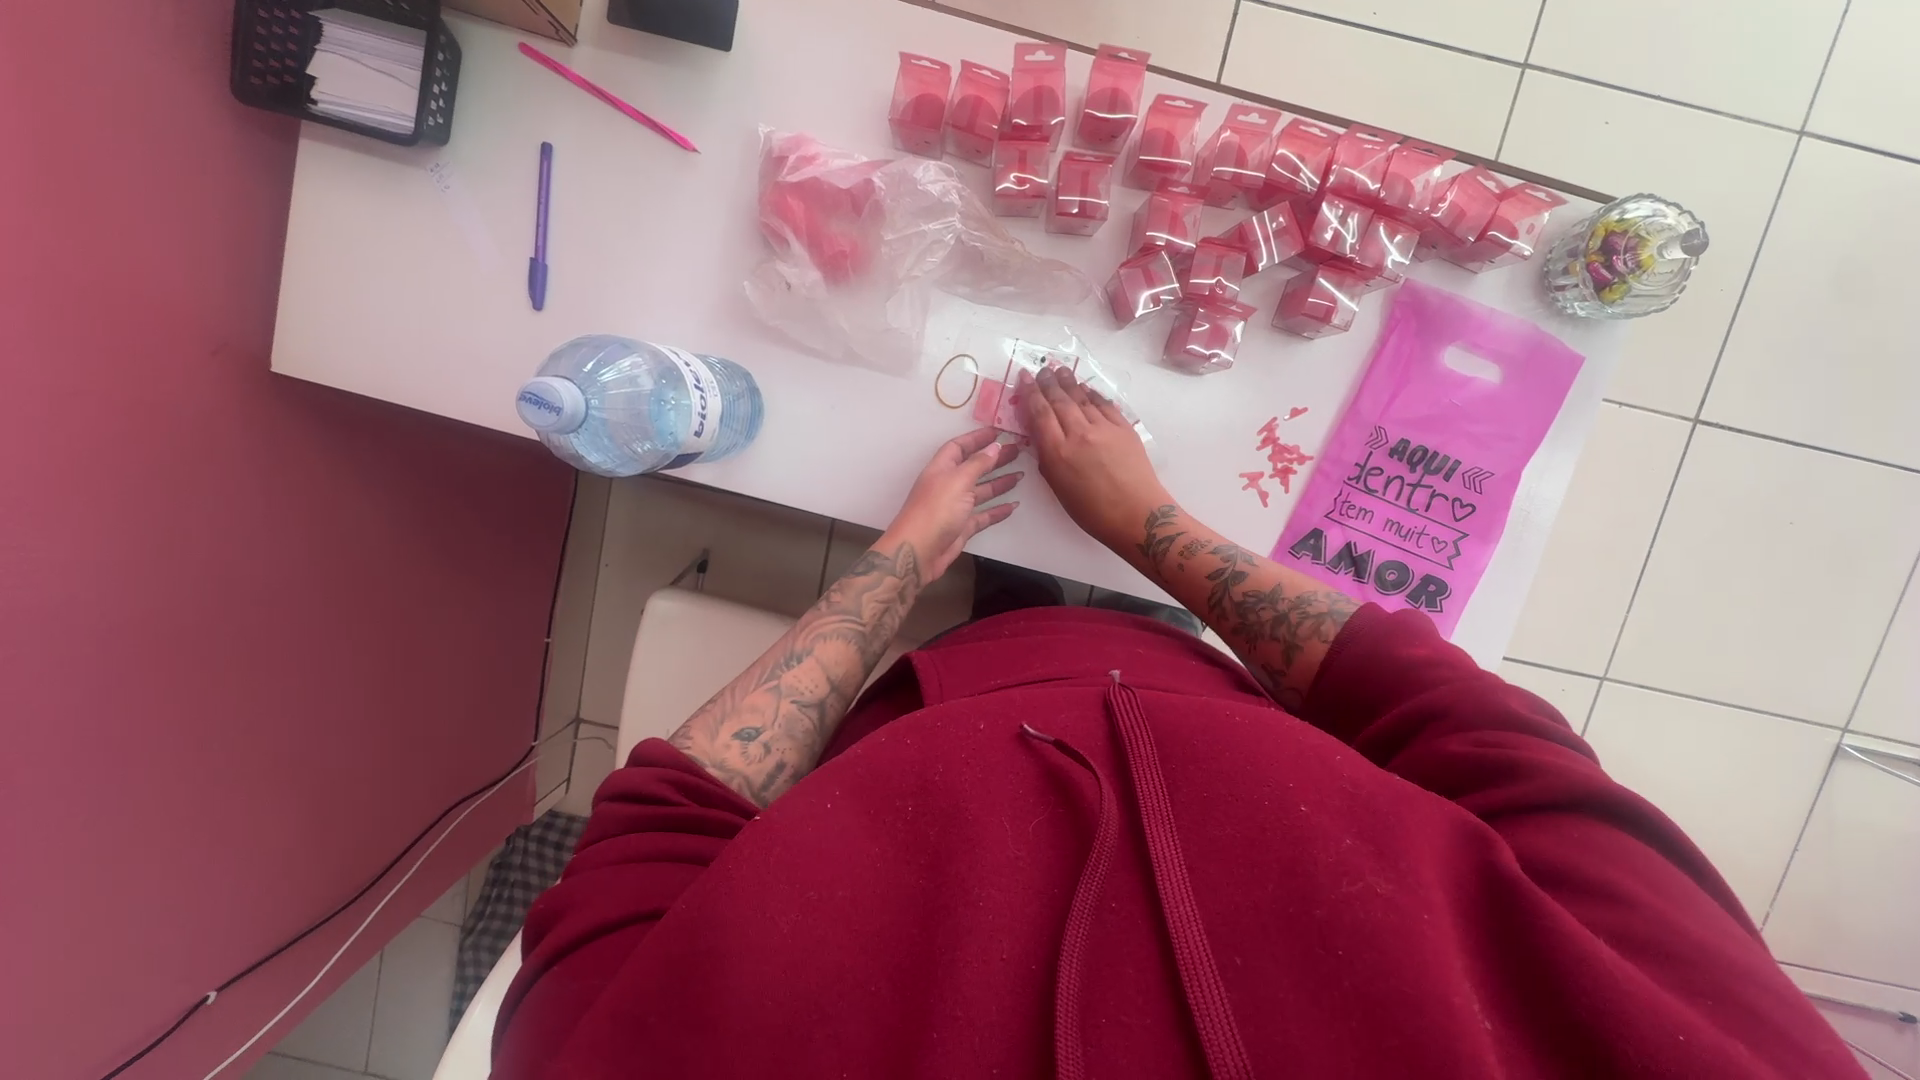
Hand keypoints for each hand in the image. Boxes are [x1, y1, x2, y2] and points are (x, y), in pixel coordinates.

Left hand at [883, 427, 1023, 579]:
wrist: (919, 551)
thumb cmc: (936, 510)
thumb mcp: (958, 480)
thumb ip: (978, 463)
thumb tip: (994, 447)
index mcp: (941, 469)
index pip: (959, 447)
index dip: (978, 438)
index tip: (999, 432)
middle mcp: (948, 485)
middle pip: (973, 467)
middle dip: (994, 458)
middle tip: (1017, 451)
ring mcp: (955, 507)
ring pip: (980, 491)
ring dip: (999, 482)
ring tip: (1021, 475)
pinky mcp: (962, 527)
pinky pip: (983, 515)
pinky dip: (998, 511)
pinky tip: (1013, 506)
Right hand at [1023, 367, 1169, 553]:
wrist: (1137, 515)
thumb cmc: (1093, 513)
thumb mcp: (1059, 490)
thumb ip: (1048, 461)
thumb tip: (1043, 439)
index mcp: (1058, 453)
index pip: (1040, 414)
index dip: (1031, 393)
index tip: (1025, 377)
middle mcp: (1079, 434)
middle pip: (1060, 401)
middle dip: (1048, 383)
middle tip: (1042, 370)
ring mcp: (1104, 429)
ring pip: (1082, 399)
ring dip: (1069, 383)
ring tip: (1060, 370)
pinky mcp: (1124, 429)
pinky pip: (1105, 405)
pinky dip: (1093, 394)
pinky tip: (1086, 389)